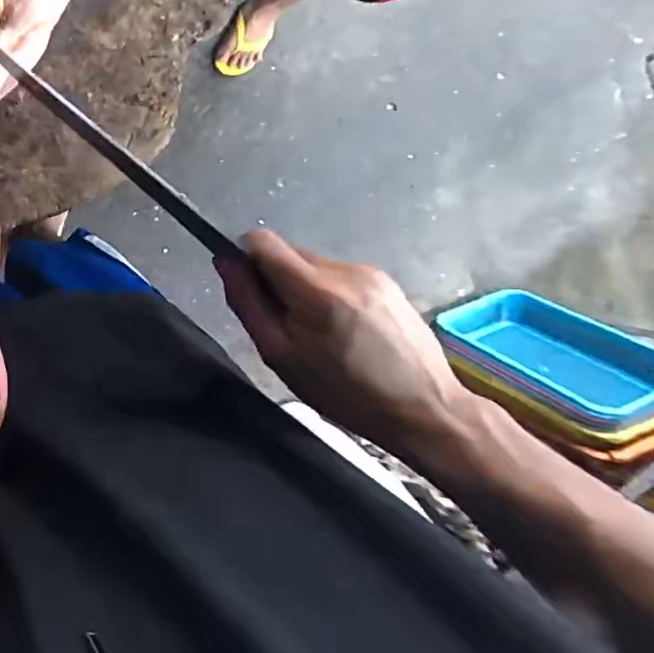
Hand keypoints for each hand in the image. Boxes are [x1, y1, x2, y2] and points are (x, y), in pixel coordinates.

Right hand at [216, 230, 473, 446]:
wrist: (428, 411)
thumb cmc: (345, 392)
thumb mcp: (279, 354)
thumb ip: (246, 302)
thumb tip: (225, 262)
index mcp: (316, 289)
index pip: (261, 240)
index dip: (244, 257)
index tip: (248, 287)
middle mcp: (345, 270)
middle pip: (286, 252)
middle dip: (273, 278)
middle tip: (284, 322)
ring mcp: (371, 274)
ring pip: (310, 264)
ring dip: (300, 287)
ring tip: (317, 330)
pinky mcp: (386, 282)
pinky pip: (336, 274)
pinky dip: (325, 293)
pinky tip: (341, 328)